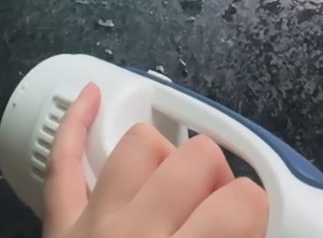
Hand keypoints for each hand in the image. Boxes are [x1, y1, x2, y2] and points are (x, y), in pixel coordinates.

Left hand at [43, 83, 267, 237]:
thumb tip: (263, 225)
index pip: (241, 202)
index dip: (255, 208)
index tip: (253, 220)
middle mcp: (136, 234)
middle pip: (195, 160)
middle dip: (216, 179)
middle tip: (217, 212)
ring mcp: (92, 225)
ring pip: (139, 145)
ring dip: (163, 160)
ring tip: (172, 191)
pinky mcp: (59, 228)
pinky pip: (63, 165)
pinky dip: (75, 127)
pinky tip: (91, 97)